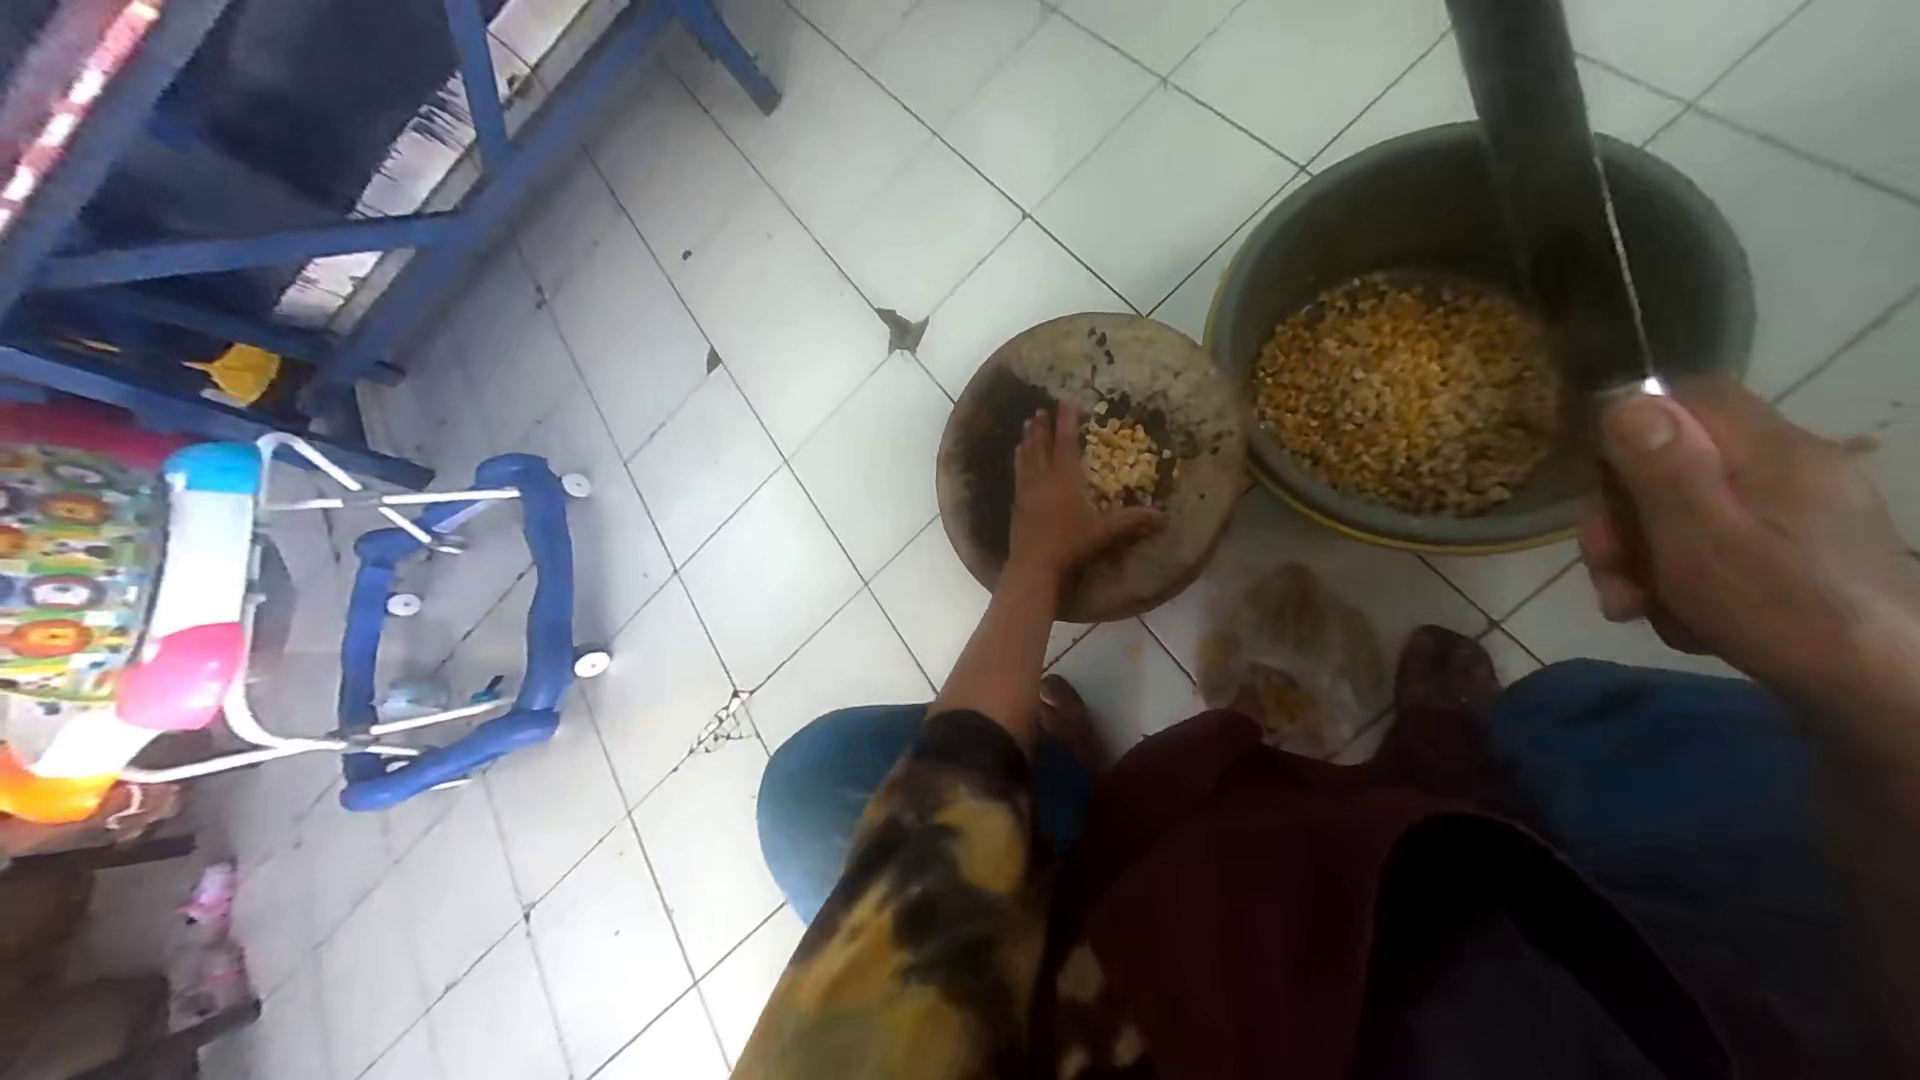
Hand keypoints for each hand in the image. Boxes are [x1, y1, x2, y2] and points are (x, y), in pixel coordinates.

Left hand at [1007, 403, 1164, 584]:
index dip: (1067, 420)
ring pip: (1026, 457)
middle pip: (1041, 445)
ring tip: (1027, 426)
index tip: (1066, 400)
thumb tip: (1164, 517)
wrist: (1034, 567)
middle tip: (1040, 410)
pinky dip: (1019, 461)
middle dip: (1042, 426)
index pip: (1066, 442)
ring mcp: (1027, 491)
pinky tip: (1018, 458)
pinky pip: (1018, 474)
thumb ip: (1133, 521)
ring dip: (1027, 439)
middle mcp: (1043, 479)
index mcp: (1065, 479)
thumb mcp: (1105, 533)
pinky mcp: (1017, 505)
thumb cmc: (1071, 546)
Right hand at [1582, 377, 1919, 707]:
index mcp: (1773, 454)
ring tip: (1633, 606)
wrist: (1882, 695)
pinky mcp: (1786, 552)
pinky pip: (1705, 545)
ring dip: (1637, 559)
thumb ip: (1664, 466)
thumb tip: (1625, 399)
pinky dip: (1675, 578)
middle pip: (1670, 463)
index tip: (1599, 482)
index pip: (1689, 397)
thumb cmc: (1780, 609)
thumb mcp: (1700, 535)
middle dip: (1620, 517)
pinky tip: (1675, 615)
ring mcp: (1790, 514)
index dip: (1628, 427)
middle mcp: (1787, 471)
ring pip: (1677, 511)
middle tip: (1608, 569)